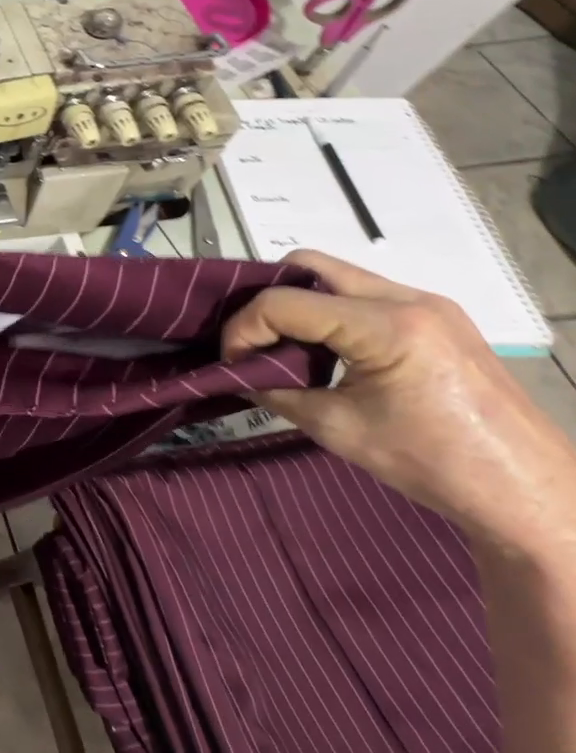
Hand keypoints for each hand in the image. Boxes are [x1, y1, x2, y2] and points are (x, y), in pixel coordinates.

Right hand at [223, 249, 575, 552]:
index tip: (231, 363)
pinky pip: (362, 296)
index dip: (242, 329)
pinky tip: (322, 352)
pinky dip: (327, 314)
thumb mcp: (334, 426)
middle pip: (308, 266)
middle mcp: (410, 300)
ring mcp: (429, 305)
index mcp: (387, 325)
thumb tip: (236, 373)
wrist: (529, 493)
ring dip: (297, 305)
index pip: (282, 302)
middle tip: (251, 343)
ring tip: (282, 349)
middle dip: (265, 301)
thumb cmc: (431, 463)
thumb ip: (273, 388)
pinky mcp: (438, 319)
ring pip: (335, 277)